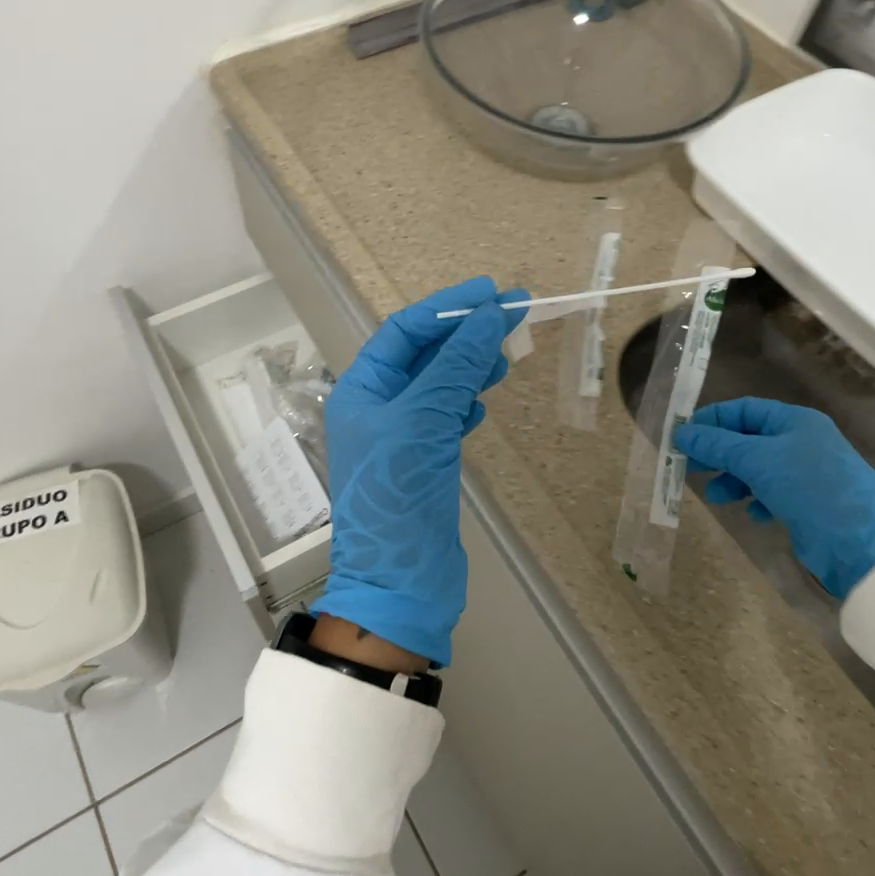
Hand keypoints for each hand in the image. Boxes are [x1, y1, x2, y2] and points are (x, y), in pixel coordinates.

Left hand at [310, 277, 527, 666]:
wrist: (399, 584)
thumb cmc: (399, 496)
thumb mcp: (424, 421)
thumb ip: (456, 366)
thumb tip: (491, 314)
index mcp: (361, 390)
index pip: (403, 331)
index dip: (447, 307)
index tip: (492, 292)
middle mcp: (376, 408)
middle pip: (424, 355)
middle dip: (464, 335)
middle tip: (514, 317)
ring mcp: (399, 437)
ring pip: (438, 385)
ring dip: (469, 367)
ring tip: (506, 357)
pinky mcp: (422, 464)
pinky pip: (445, 418)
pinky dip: (465, 404)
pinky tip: (482, 405)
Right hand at [670, 397, 874, 596]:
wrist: (861, 543)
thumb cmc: (809, 488)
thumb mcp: (757, 461)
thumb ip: (717, 445)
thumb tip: (681, 432)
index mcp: (795, 421)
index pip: (744, 410)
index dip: (712, 420)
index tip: (683, 437)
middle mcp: (803, 441)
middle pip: (748, 439)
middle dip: (718, 453)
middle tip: (688, 466)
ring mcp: (808, 473)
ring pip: (758, 468)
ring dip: (733, 480)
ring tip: (716, 497)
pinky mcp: (810, 503)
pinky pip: (773, 493)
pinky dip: (757, 500)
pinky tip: (753, 514)